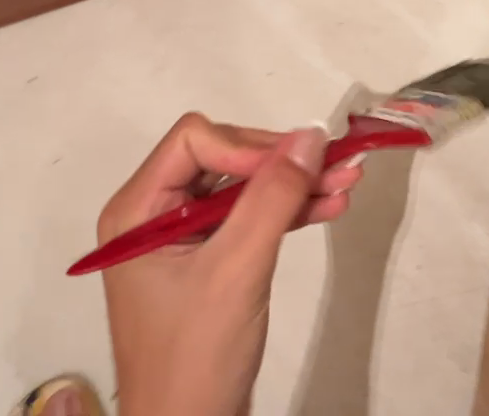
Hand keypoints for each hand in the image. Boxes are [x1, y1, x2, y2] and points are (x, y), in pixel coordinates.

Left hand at [98, 114, 364, 415]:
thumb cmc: (196, 355)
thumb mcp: (237, 269)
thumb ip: (274, 197)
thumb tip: (312, 133)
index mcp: (139, 209)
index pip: (195, 142)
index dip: (246, 146)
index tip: (293, 167)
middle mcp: (157, 213)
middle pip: (226, 157)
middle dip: (283, 163)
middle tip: (337, 164)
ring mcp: (185, 236)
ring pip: (247, 186)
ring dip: (297, 184)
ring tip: (350, 179)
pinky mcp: (211, 258)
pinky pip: (253, 217)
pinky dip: (291, 211)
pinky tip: (331, 206)